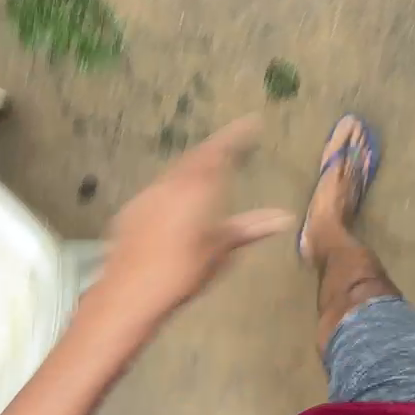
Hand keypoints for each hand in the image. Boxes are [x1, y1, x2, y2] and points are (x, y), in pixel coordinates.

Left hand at [96, 116, 292, 323]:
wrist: (130, 292)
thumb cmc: (182, 272)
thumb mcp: (221, 251)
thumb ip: (250, 229)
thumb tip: (284, 216)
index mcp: (196, 188)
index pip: (220, 151)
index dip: (237, 135)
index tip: (251, 122)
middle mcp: (170, 184)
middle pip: (195, 158)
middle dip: (214, 150)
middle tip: (230, 145)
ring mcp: (146, 196)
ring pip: (174, 174)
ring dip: (192, 169)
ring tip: (206, 171)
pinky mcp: (130, 212)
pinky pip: (157, 190)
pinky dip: (173, 188)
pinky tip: (176, 203)